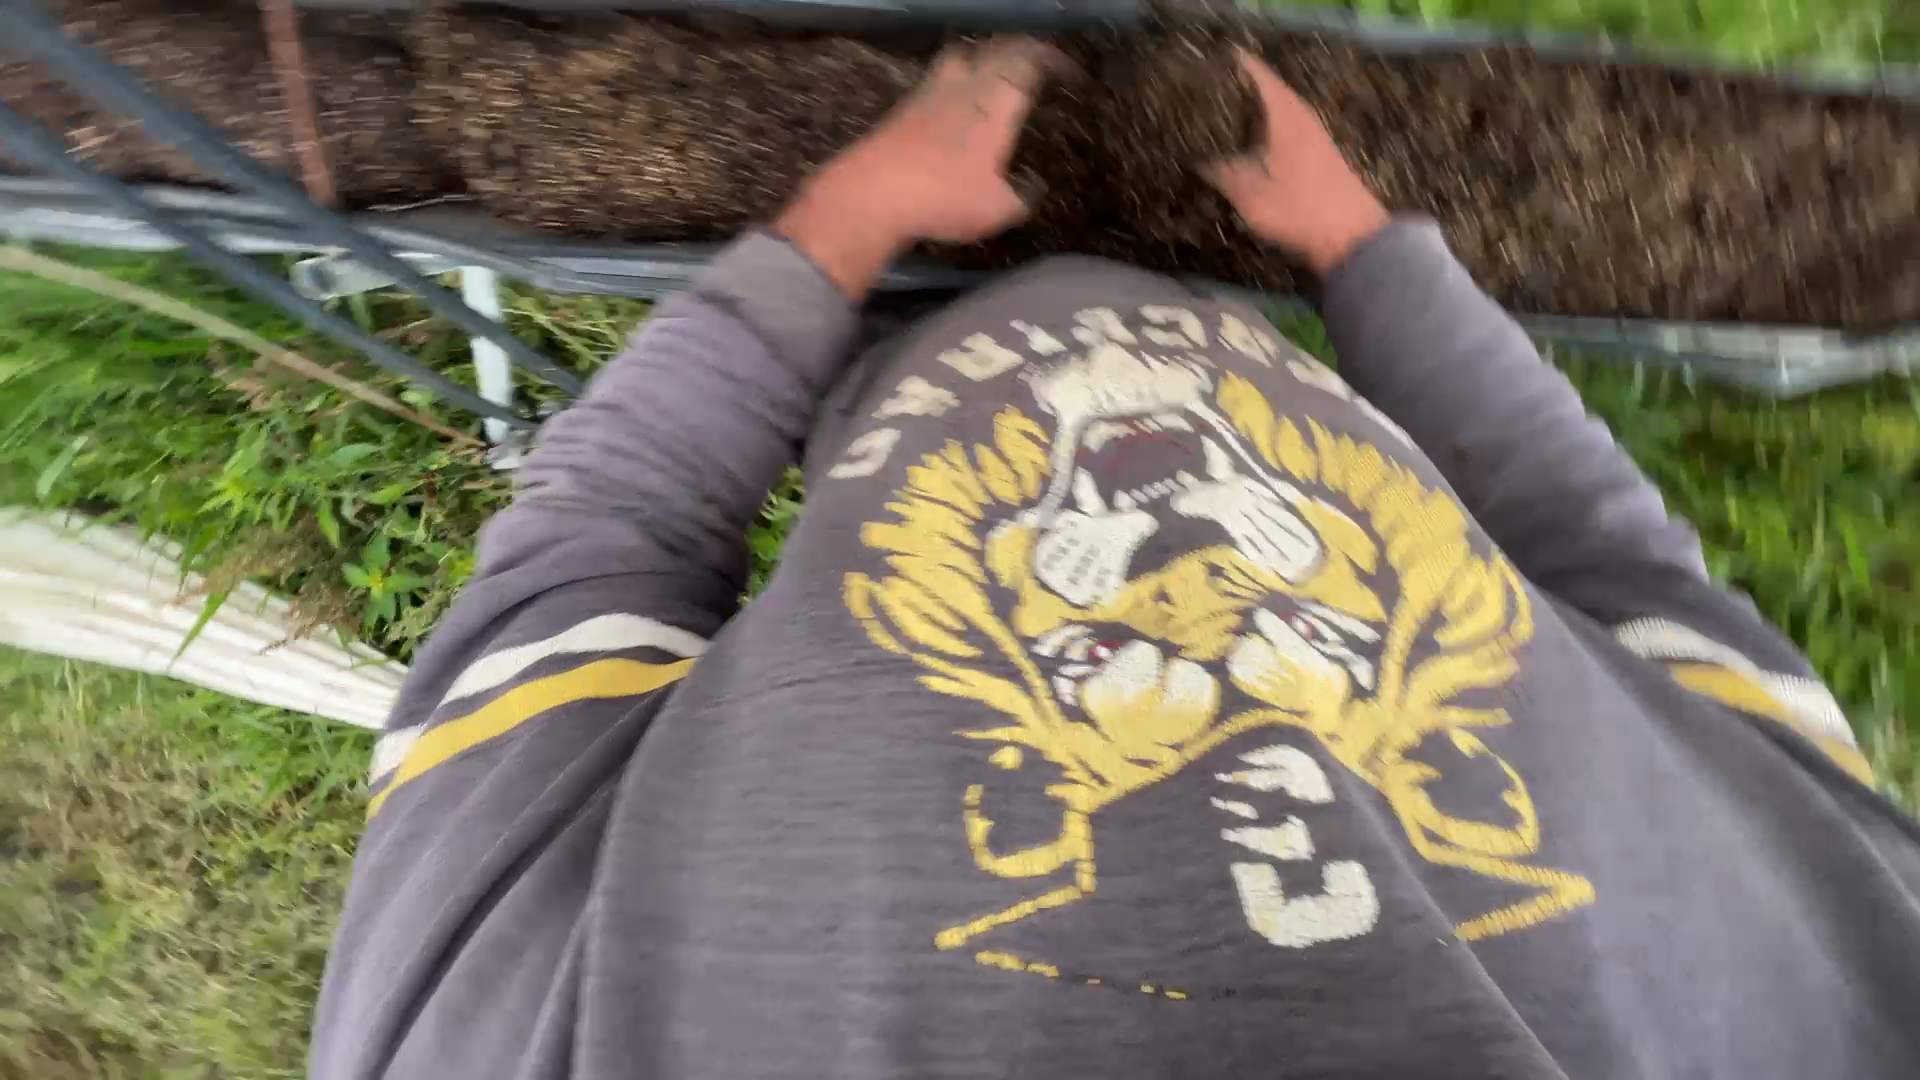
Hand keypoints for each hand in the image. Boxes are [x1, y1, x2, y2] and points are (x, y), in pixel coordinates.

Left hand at [774, 37, 1062, 297]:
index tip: (1065, 70)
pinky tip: (950, 112)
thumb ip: (1020, 197)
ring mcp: (928, 93)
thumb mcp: (998, 209)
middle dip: (1015, 55)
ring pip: (958, 60)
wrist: (876, 193)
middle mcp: (965, 84)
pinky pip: (933, 88)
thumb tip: (1029, 193)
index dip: (1051, 61)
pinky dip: (949, 91)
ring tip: (987, 82)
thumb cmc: (947, 197)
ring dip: (977, 64)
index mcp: (997, 100)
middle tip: (1028, 69)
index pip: (1030, 61)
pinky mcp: (902, 111)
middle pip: (994, 50)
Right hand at [1206, 49, 1390, 277]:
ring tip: (1219, 123)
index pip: (1256, 75)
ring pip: (1275, 113)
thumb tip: (1197, 158)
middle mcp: (1299, 116)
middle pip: (1266, 92)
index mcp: (1284, 113)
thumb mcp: (1249, 193)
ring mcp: (1311, 136)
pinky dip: (1262, 133)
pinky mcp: (1315, 156)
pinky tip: (1247, 150)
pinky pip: (1282, 132)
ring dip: (1251, 115)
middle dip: (1238, 92)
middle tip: (1206, 99)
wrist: (1348, 233)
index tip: (1208, 69)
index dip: (1233, 69)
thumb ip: (1222, 171)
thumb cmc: (1297, 209)